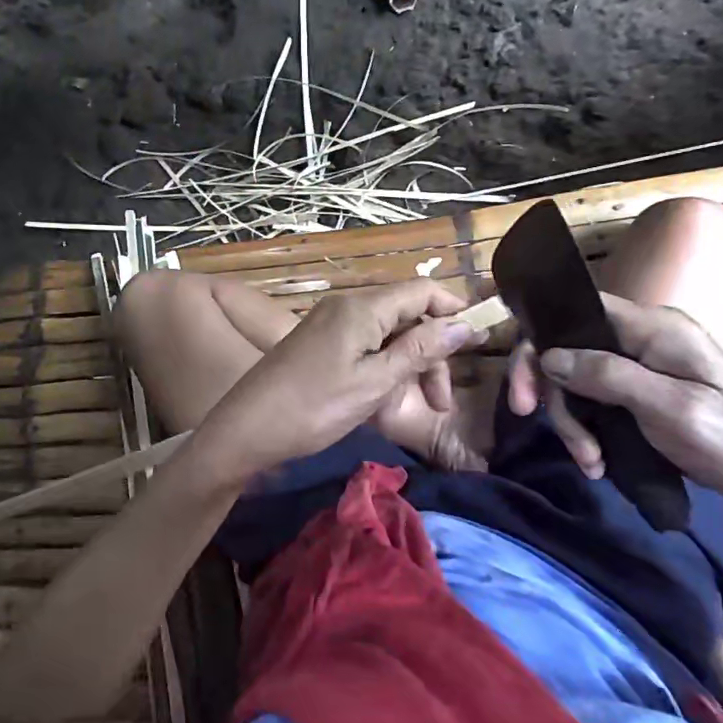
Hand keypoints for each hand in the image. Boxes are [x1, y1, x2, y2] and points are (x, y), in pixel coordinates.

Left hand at [198, 281, 486, 481]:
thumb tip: (464, 326)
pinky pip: (367, 346)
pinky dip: (386, 368)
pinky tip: (387, 400)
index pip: (423, 291)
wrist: (243, 431)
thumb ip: (420, 351)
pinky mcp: (322, 343)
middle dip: (432, 353)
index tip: (480, 342)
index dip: (455, 311)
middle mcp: (349, 306)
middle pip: (408, 316)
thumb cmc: (313, 408)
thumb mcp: (375, 383)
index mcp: (363, 308)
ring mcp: (332, 324)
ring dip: (411, 366)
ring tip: (419, 409)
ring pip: (389, 334)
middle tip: (441, 403)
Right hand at [513, 293, 722, 516]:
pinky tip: (599, 462)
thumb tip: (549, 354)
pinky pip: (601, 400)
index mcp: (655, 327)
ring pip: (582, 377)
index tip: (523, 390)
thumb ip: (610, 376)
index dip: (541, 338)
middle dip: (553, 390)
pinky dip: (591, 428)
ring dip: (574, 419)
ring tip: (591, 464)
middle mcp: (646, 337)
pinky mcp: (648, 394)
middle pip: (573, 346)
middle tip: (545, 432)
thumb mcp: (674, 410)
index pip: (578, 309)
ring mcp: (647, 366)